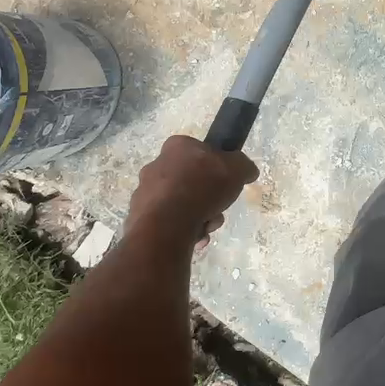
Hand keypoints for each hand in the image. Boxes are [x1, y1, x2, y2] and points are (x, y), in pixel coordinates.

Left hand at [126, 135, 257, 247]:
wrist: (167, 225)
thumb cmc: (203, 186)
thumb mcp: (238, 169)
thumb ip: (244, 167)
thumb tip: (248, 172)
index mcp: (176, 147)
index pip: (195, 149)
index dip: (212, 165)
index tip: (221, 180)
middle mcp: (154, 166)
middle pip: (187, 179)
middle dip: (204, 196)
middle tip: (217, 208)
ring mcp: (142, 193)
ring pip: (177, 203)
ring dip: (195, 215)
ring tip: (207, 228)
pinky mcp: (136, 219)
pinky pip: (164, 222)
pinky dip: (179, 230)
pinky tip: (193, 238)